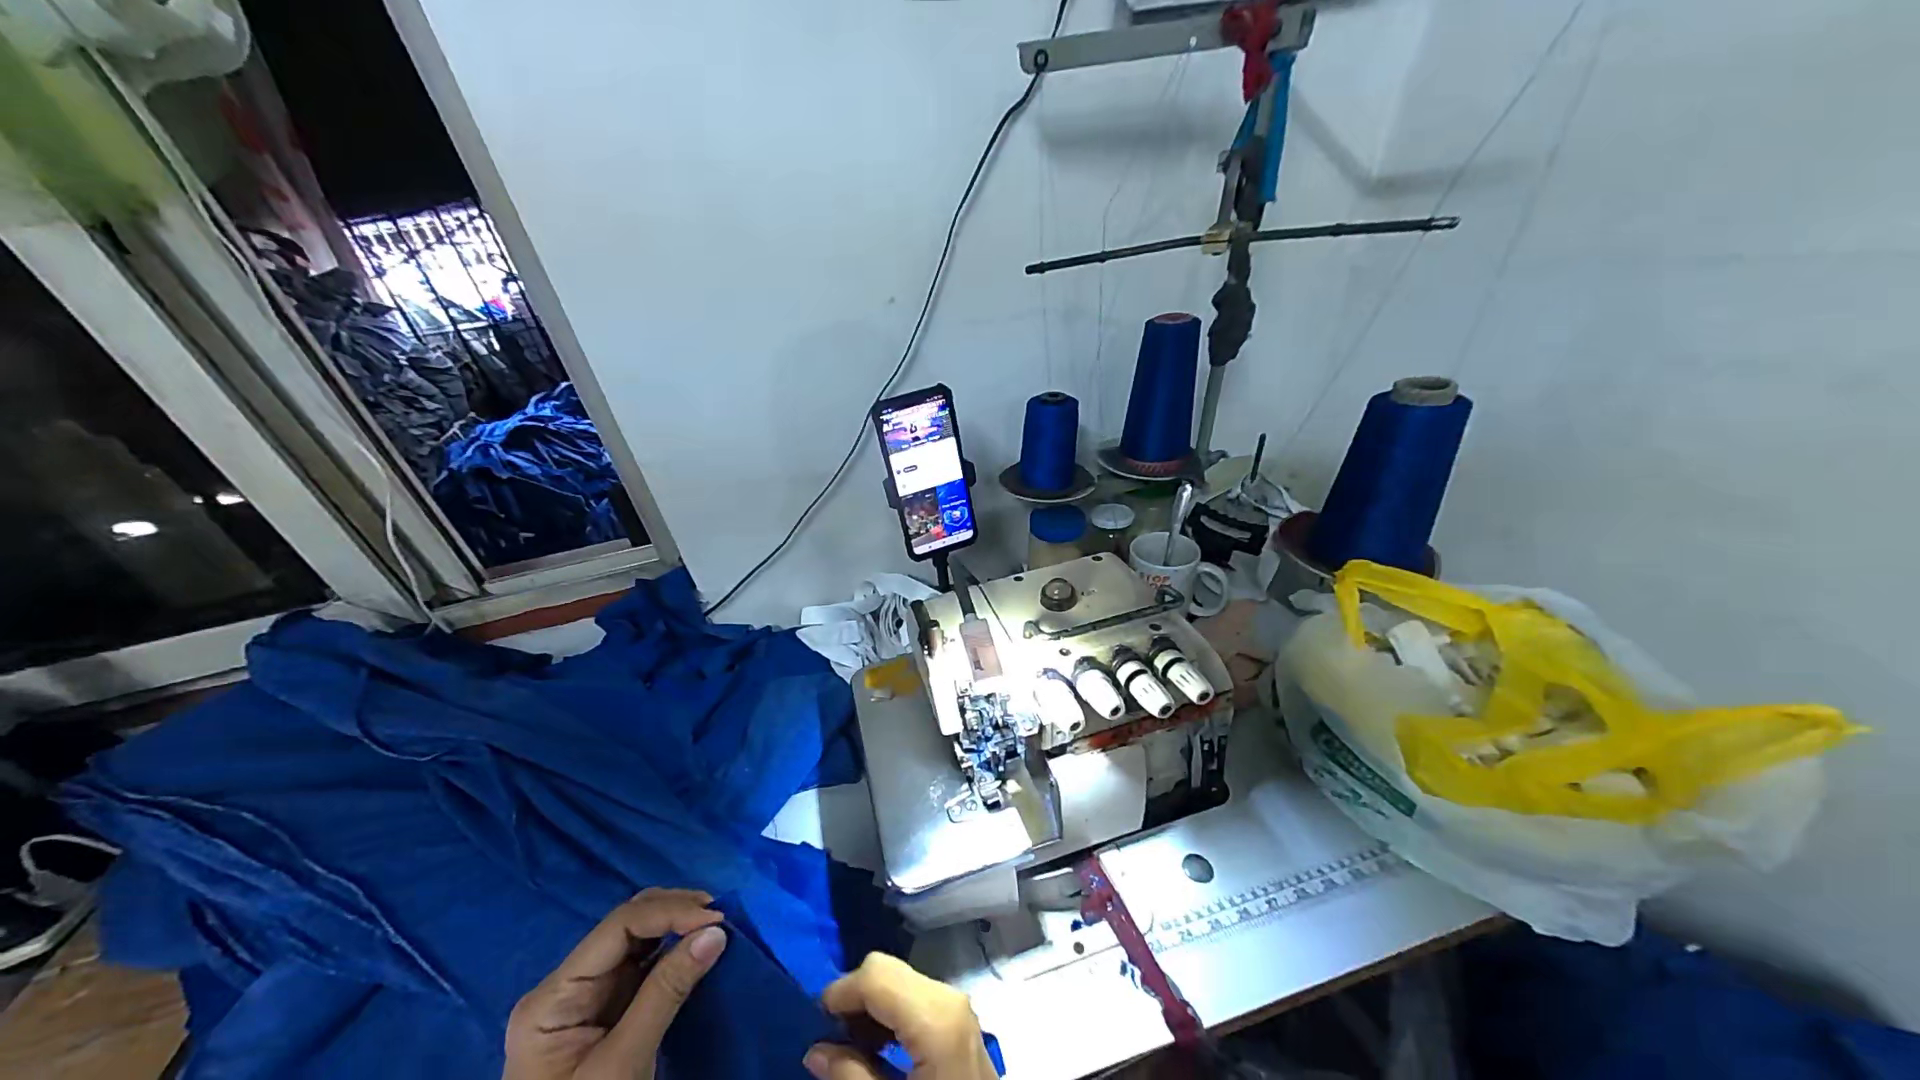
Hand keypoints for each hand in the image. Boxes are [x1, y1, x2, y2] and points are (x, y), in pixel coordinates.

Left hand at [503, 889, 727, 1079]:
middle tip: (723, 919)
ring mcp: (587, 999)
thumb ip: (666, 994)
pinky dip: (675, 952)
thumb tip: (716, 931)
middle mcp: (567, 986)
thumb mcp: (623, 1067)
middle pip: (626, 925)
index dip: (669, 912)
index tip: (718, 919)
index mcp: (554, 997)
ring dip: (679, 927)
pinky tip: (700, 950)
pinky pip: (644, 966)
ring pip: (638, 940)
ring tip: (718, 928)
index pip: (618, 926)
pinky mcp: (608, 1013)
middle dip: (676, 912)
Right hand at [804, 953, 996, 1079]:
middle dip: (853, 998)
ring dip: (870, 1005)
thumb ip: (851, 1077)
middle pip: (886, 970)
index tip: (815, 1027)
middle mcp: (948, 997)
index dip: (838, 994)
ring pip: (898, 979)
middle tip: (833, 1041)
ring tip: (853, 1049)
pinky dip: (890, 1011)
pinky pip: (914, 995)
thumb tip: (816, 1050)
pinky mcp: (958, 1018)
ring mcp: (956, 1005)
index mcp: (934, 1017)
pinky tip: (880, 1049)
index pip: (875, 975)